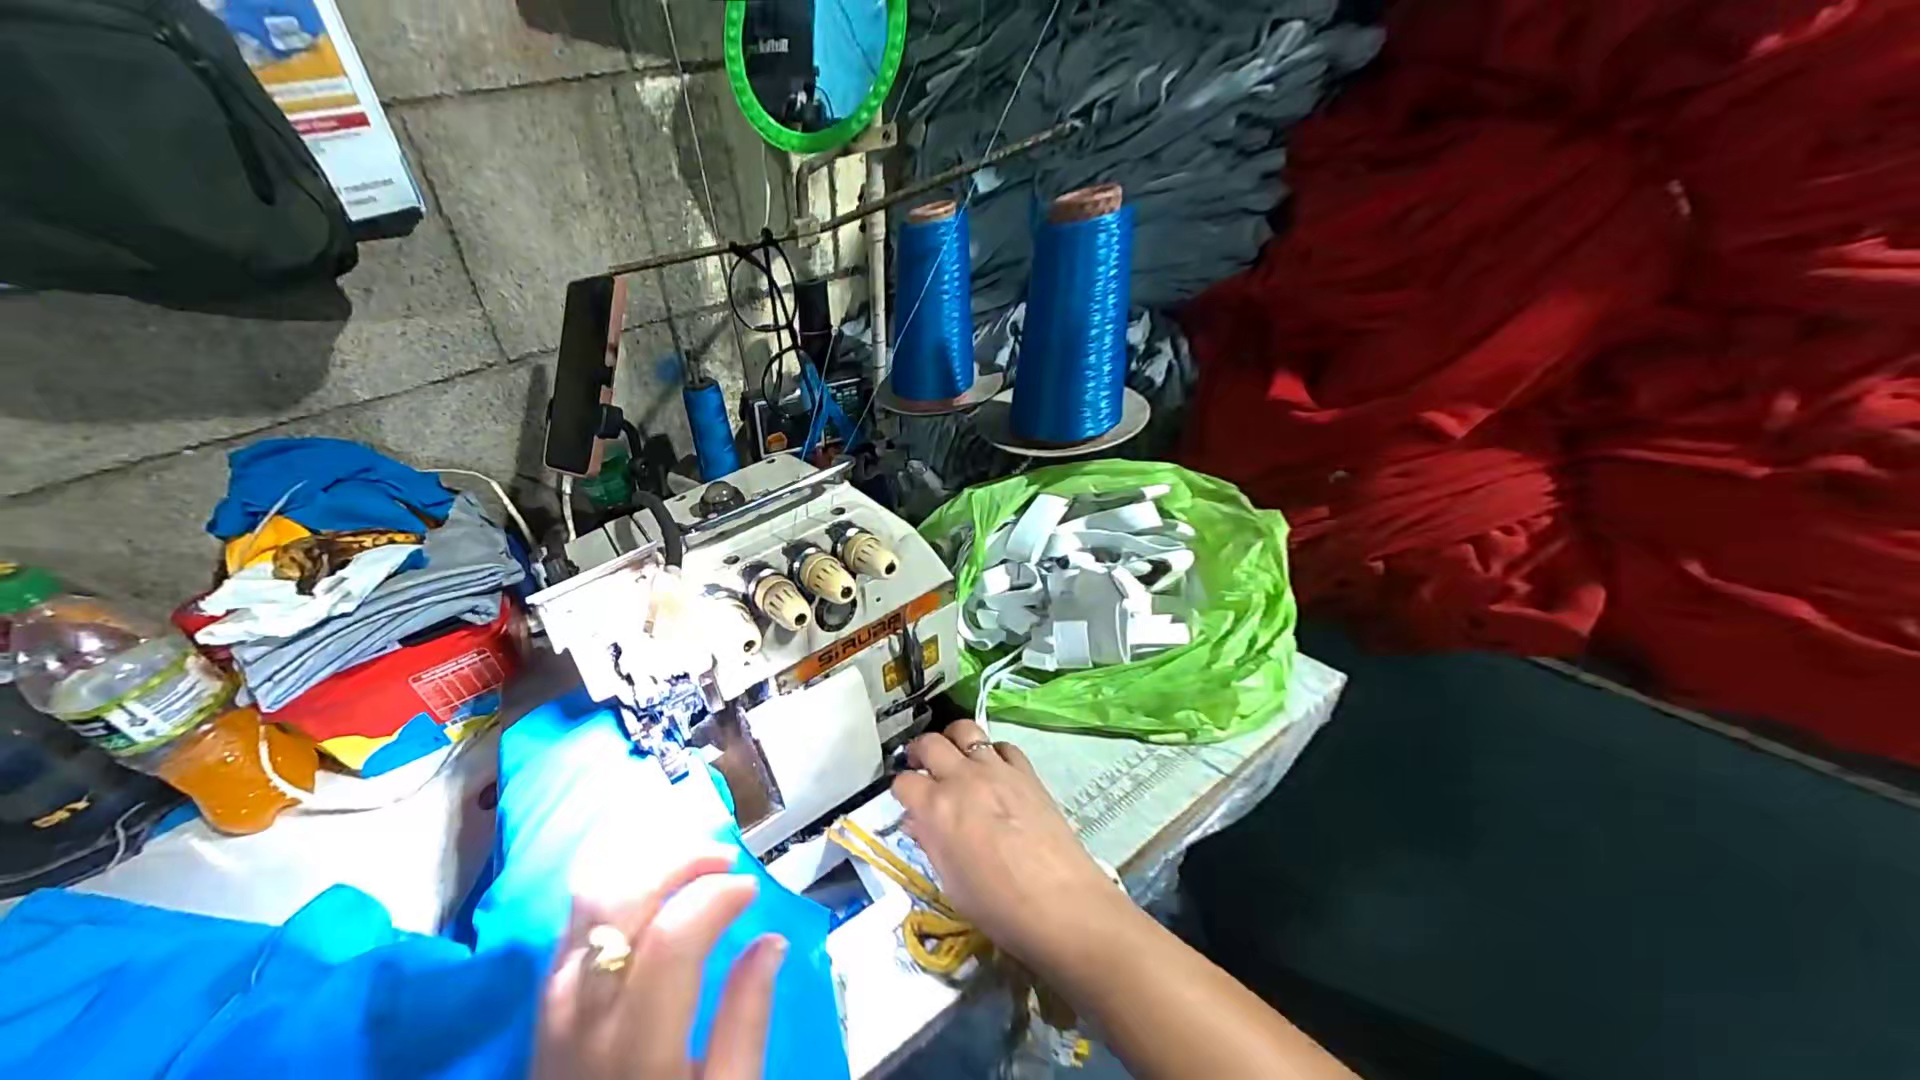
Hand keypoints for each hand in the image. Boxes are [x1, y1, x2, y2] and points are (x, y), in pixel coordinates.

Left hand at [534, 851, 787, 1079]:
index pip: (671, 938)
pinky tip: (651, 883)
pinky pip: (574, 918)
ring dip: (646, 865)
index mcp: (635, 1046)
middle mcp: (583, 1012)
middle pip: (620, 903)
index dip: (715, 896)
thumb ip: (746, 1022)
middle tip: (725, 859)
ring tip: (693, 863)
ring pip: (589, 900)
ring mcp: (552, 1002)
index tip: (752, 888)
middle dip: (678, 862)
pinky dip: (617, 883)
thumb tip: (771, 942)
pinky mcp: (542, 1000)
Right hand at [891, 720, 1125, 965]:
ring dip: (953, 738)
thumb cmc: (998, 906)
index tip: (907, 800)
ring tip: (954, 755)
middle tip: (921, 766)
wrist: (1060, 902)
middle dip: (919, 752)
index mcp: (936, 809)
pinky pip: (1003, 746)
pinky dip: (992, 752)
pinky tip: (995, 769)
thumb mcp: (951, 882)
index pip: (903, 782)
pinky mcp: (1026, 770)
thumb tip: (919, 822)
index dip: (901, 791)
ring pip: (965, 729)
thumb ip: (931, 843)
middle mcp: (962, 779)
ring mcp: (997, 769)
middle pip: (930, 743)